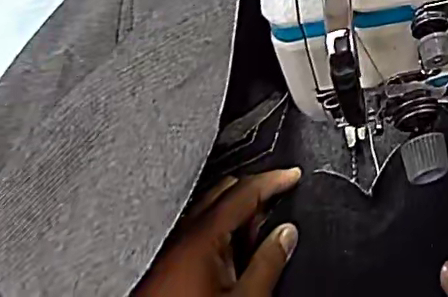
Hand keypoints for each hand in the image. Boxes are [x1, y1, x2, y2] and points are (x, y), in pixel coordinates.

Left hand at [137, 168, 301, 296]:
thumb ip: (269, 262)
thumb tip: (286, 234)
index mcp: (201, 235)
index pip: (245, 189)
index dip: (274, 179)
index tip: (292, 175)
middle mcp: (178, 236)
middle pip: (223, 193)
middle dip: (252, 195)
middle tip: (273, 211)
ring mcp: (163, 252)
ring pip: (204, 212)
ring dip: (231, 215)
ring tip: (249, 240)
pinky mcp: (155, 271)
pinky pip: (188, 233)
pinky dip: (212, 233)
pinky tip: (221, 256)